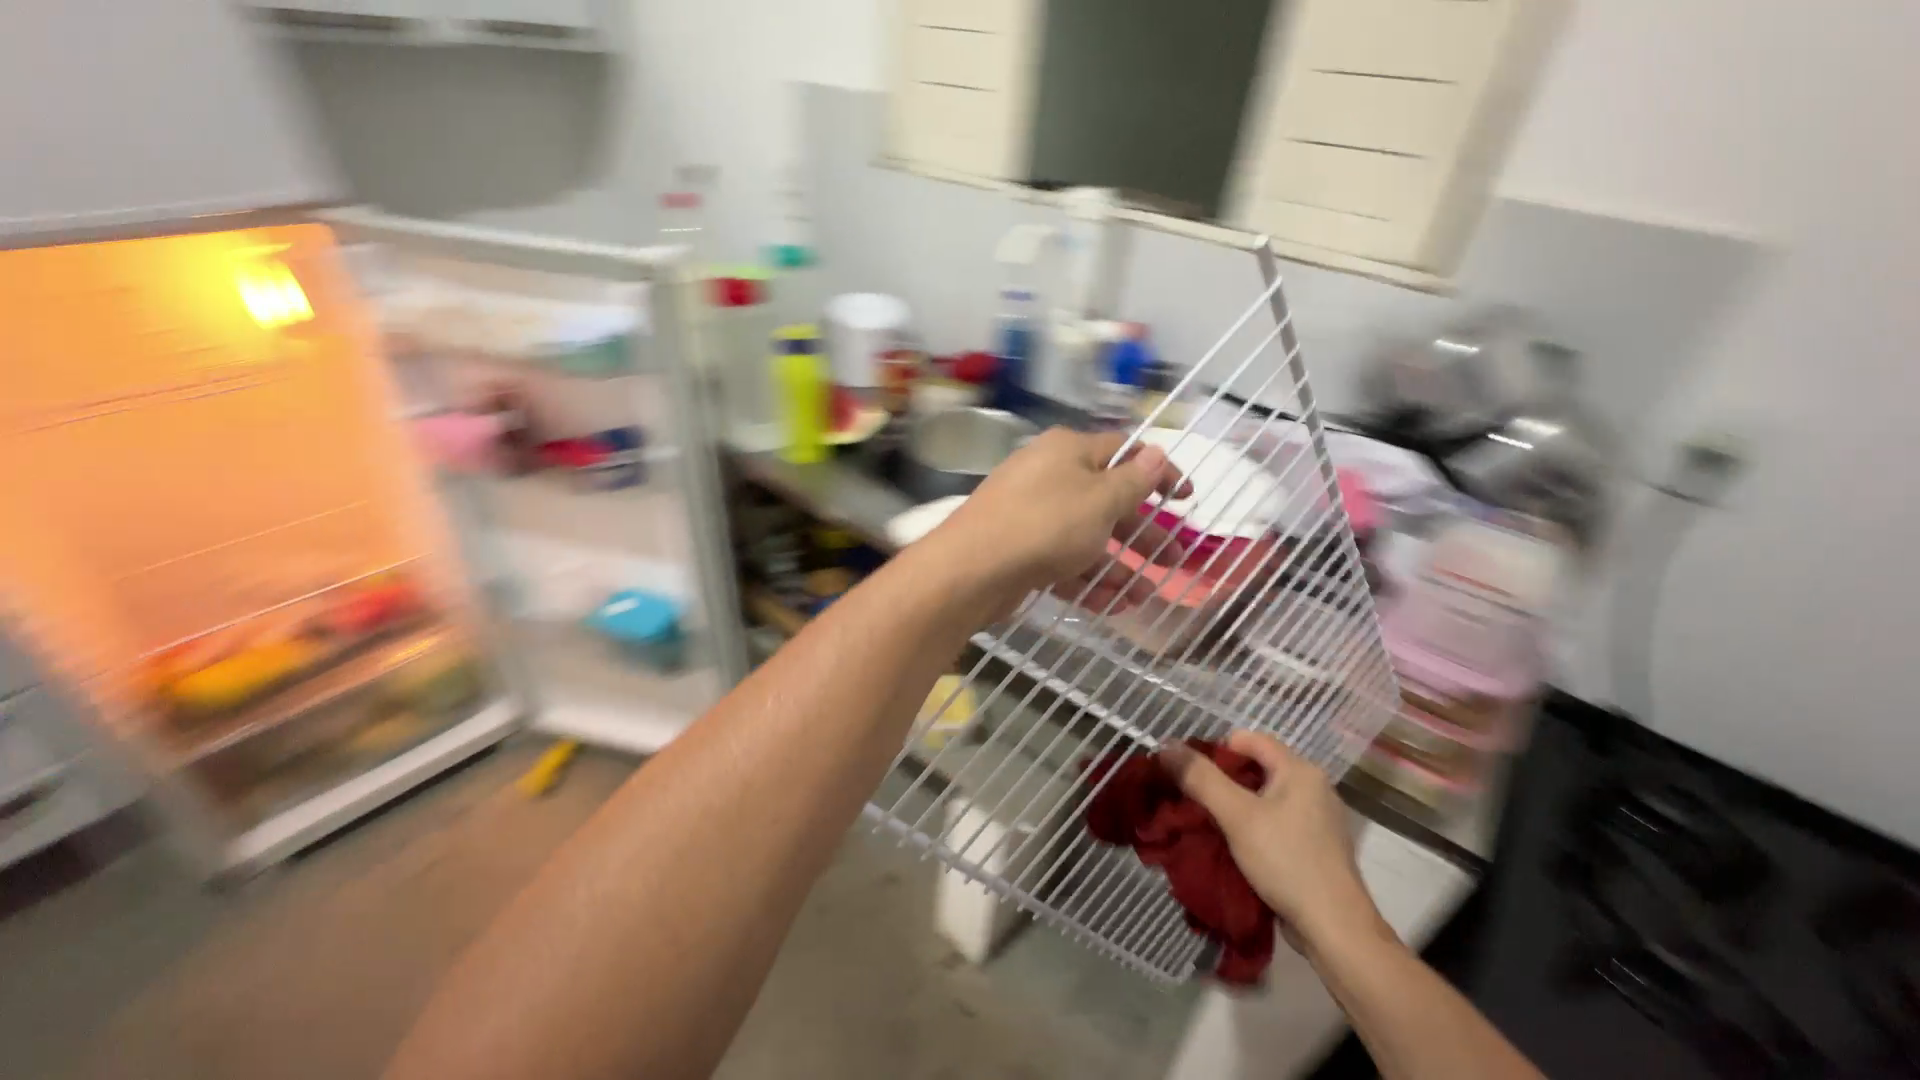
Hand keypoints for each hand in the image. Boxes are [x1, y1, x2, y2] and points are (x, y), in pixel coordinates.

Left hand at [928, 428, 1186, 614]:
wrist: (971, 570)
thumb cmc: (1045, 525)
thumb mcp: (1101, 501)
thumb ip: (1133, 481)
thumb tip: (1157, 452)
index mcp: (1069, 450)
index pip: (1125, 452)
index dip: (1159, 473)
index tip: (1187, 499)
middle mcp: (1049, 475)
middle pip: (1106, 500)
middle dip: (1142, 532)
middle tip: (1172, 559)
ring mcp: (1030, 514)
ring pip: (1085, 536)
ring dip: (1119, 565)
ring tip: (1146, 594)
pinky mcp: (1018, 550)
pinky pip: (1061, 561)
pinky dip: (1086, 580)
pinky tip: (1111, 605)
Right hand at [1160, 732, 1387, 952]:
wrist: (1333, 927)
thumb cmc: (1286, 861)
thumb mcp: (1236, 815)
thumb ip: (1200, 778)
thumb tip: (1165, 746)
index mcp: (1300, 769)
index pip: (1248, 739)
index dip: (1214, 750)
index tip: (1189, 775)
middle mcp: (1313, 787)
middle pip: (1256, 768)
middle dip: (1221, 781)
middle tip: (1192, 802)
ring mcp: (1317, 818)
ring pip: (1264, 798)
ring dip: (1235, 807)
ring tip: (1208, 826)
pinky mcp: (1315, 846)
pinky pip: (1276, 823)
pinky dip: (1253, 828)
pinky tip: (1235, 847)